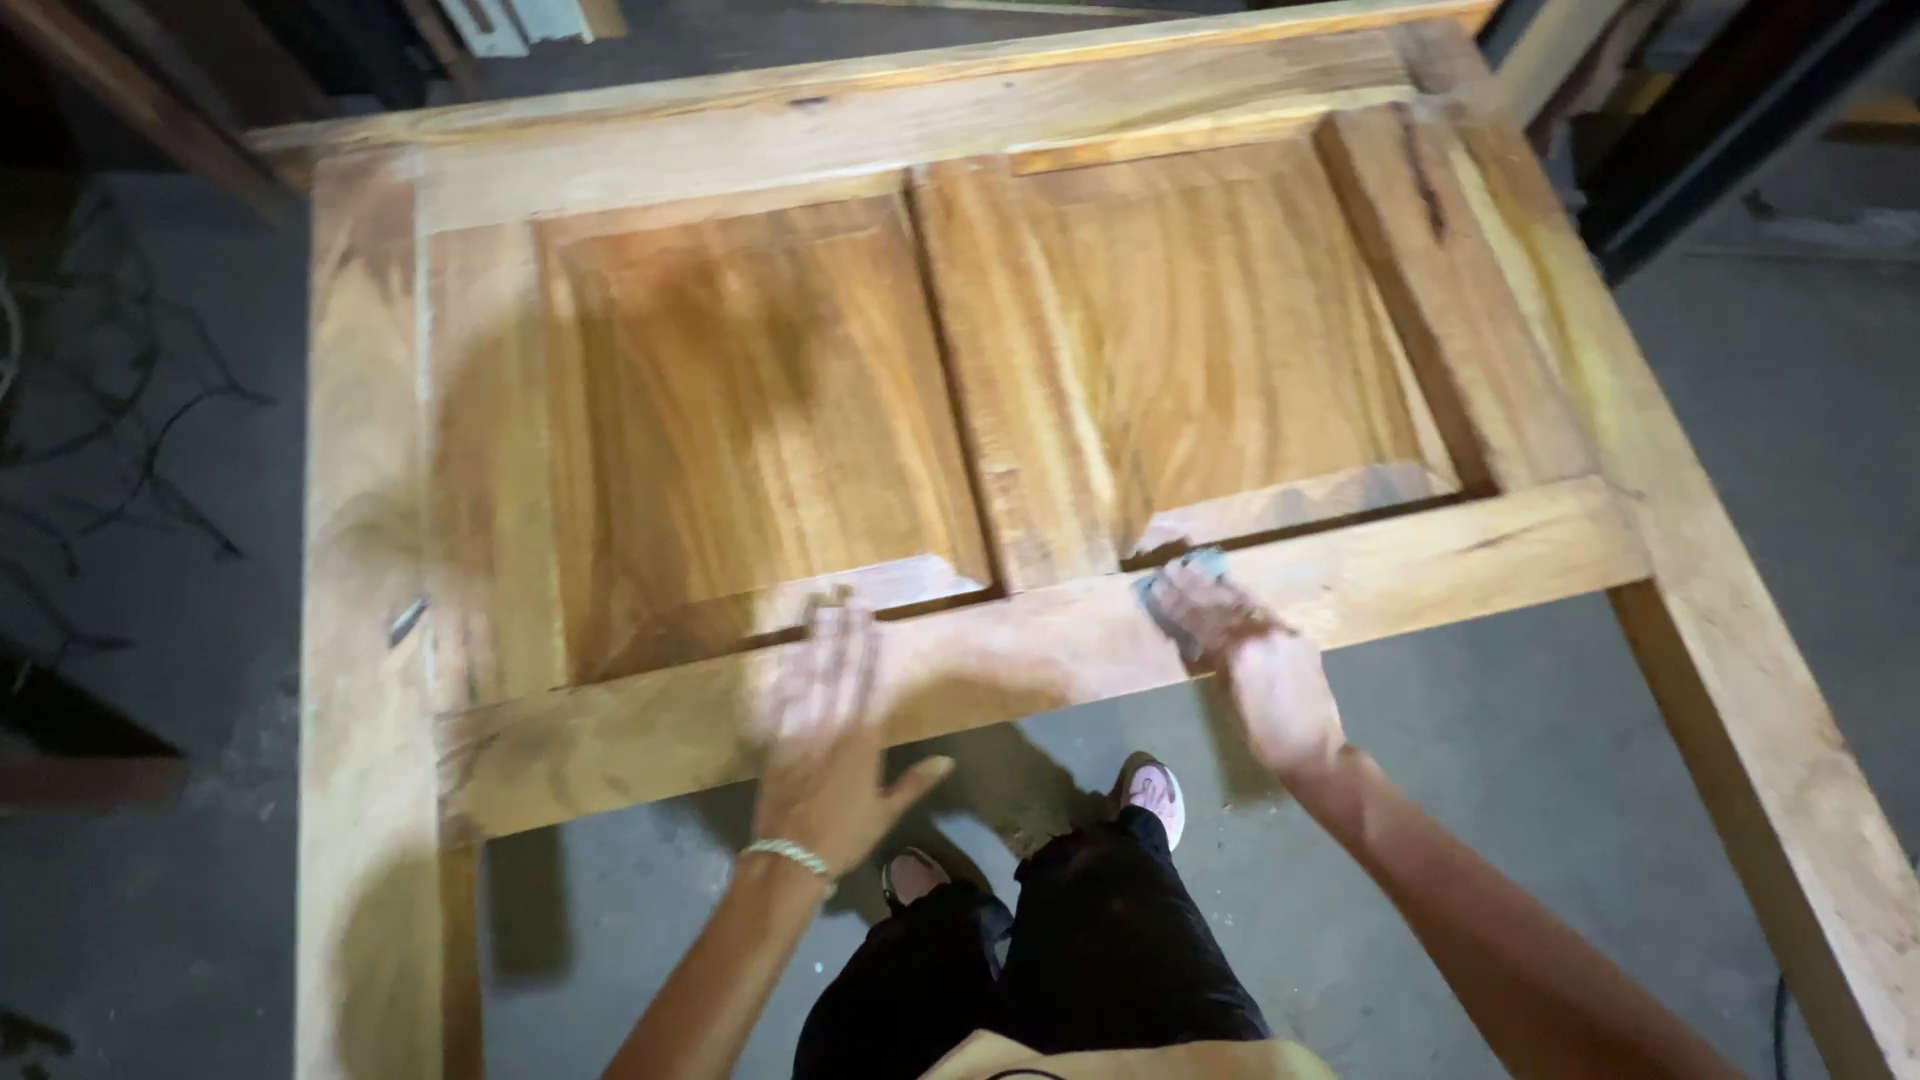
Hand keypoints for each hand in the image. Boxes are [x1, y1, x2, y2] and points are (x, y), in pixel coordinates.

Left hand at [751, 599, 954, 876]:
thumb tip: (948, 761)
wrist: (788, 858)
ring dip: (818, 640)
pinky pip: (785, 697)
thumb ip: (915, 782)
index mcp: (864, 741)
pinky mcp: (777, 738)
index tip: (873, 619)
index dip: (871, 648)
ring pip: (813, 676)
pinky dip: (790, 671)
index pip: (870, 684)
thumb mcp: (885, 812)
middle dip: (848, 632)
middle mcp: (834, 725)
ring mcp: (802, 729)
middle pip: (843, 669)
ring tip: (823, 610)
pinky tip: (794, 649)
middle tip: (850, 598)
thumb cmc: (843, 836)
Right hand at [1149, 560, 1346, 783]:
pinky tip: (1226, 585)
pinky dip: (1241, 596)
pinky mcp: (1297, 635)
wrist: (1315, 749)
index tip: (1156, 587)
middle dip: (1190, 586)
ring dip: (1214, 584)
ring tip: (1192, 566)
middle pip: (1218, 604)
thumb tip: (1194, 640)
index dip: (1175, 604)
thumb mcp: (1226, 699)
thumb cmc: (1262, 735)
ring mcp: (1282, 630)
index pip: (1199, 621)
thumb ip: (1212, 662)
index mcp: (1239, 652)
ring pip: (1242, 601)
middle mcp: (1261, 633)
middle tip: (1170, 568)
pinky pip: (1262, 610)